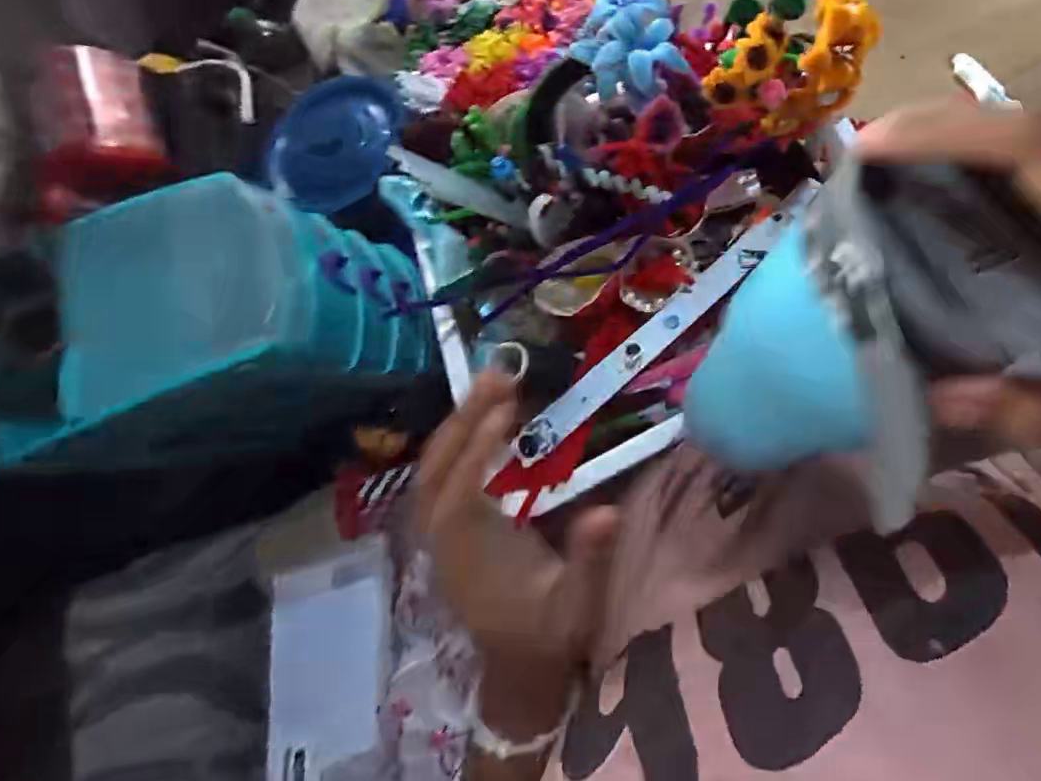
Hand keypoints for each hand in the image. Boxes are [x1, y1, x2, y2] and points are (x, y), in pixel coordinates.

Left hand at [416, 375, 618, 688]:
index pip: (462, 488)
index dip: (479, 445)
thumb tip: (608, 510)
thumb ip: (590, 556)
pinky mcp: (449, 532)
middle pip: (437, 469)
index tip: (507, 404)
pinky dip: (457, 443)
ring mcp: (441, 535)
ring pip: (433, 470)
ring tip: (490, 385)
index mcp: (471, 552)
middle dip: (463, 418)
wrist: (521, 665)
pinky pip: (441, 477)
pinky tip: (480, 421)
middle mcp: (445, 538)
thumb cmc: (551, 628)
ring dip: (458, 424)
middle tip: (498, 374)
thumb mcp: (578, 599)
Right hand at [856, 101, 1040, 447]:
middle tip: (859, 154)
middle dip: (929, 124)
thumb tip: (936, 392)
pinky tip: (923, 176)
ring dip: (943, 131)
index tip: (875, 146)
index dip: (948, 133)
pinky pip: (1020, 152)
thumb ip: (1027, 407)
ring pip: (1015, 129)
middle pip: (1015, 122)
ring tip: (879, 158)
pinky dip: (964, 151)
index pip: (1033, 147)